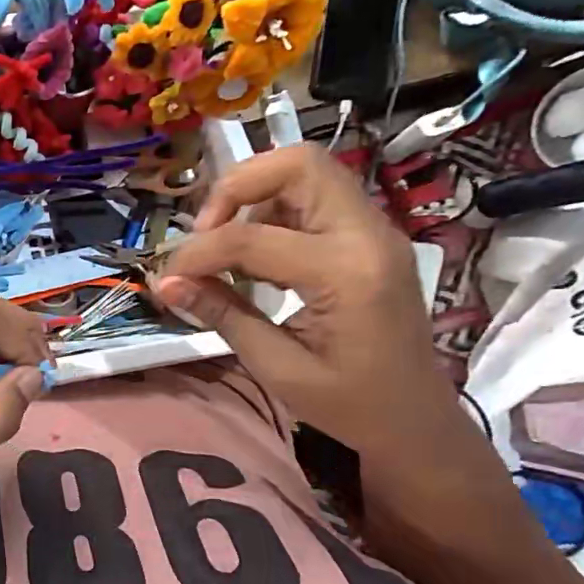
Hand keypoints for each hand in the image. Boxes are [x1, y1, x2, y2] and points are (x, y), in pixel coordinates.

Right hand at [157, 145, 455, 457]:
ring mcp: (376, 229)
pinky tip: (259, 252)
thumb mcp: (278, 368)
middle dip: (238, 186)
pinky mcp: (371, 235)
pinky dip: (278, 207)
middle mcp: (368, 234)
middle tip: (206, 230)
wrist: (416, 420)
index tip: (170, 275)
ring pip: (309, 170)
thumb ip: (224, 315)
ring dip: (257, 193)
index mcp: (347, 274)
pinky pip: (319, 195)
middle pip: (298, 164)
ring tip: (228, 241)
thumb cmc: (350, 405)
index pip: (254, 237)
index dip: (200, 252)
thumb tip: (167, 284)